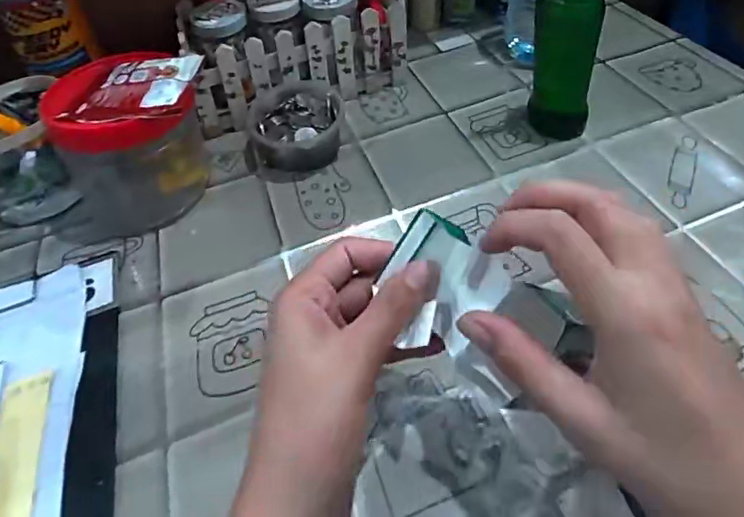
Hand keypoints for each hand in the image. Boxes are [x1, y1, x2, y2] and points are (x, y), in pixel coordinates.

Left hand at [231, 237, 437, 516]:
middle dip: (402, 285)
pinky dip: (400, 342)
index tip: (427, 262)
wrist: (295, 502)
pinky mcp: (342, 377)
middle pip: (362, 282)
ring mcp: (327, 348)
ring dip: (406, 316)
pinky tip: (434, 346)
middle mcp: (312, 316)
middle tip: (448, 291)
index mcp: (302, 300)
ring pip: (372, 315)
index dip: (384, 252)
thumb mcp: (356, 356)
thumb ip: (392, 306)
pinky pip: (374, 344)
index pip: (345, 254)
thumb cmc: (317, 416)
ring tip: (447, 317)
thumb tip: (426, 263)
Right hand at [456, 181, 743, 516]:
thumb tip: (471, 320)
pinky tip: (581, 241)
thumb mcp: (585, 423)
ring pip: (620, 206)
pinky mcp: (683, 287)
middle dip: (540, 195)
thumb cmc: (665, 459)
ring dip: (572, 198)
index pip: (561, 233)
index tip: (484, 249)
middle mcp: (651, 276)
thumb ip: (524, 364)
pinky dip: (598, 214)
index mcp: (625, 308)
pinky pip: (638, 226)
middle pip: (594, 200)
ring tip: (534, 220)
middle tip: (502, 219)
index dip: (514, 225)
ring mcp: (673, 277)